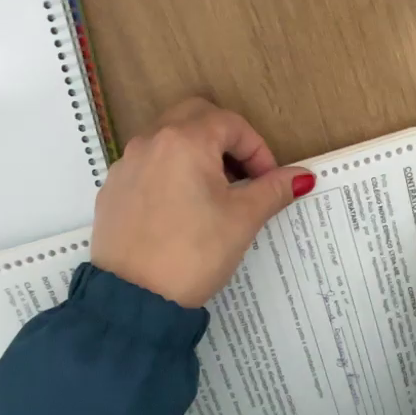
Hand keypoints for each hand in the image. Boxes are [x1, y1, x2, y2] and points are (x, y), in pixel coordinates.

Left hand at [91, 98, 315, 306]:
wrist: (135, 297)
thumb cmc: (194, 253)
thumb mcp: (243, 220)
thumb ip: (273, 190)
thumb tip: (302, 176)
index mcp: (185, 140)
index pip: (231, 124)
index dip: (258, 149)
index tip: (269, 182)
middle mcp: (150, 142)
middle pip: (195, 117)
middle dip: (226, 139)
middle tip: (243, 176)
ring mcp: (126, 165)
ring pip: (168, 139)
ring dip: (197, 155)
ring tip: (215, 196)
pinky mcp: (113, 190)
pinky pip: (148, 166)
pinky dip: (171, 174)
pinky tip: (182, 212)